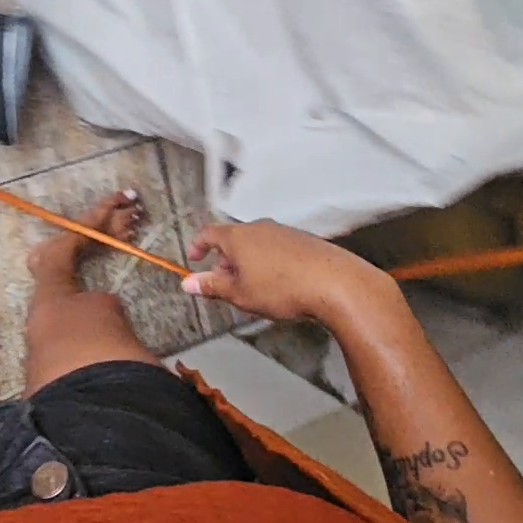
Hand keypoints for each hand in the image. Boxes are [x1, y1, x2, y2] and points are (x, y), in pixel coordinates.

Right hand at [182, 219, 400, 323]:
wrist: (335, 283)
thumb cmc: (283, 288)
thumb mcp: (239, 294)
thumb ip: (211, 286)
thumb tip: (188, 283)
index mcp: (238, 237)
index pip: (208, 233)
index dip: (198, 246)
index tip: (195, 258)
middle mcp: (259, 228)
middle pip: (233, 240)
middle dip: (225, 262)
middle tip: (225, 284)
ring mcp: (283, 232)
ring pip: (256, 244)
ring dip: (248, 263)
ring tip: (253, 288)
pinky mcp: (303, 240)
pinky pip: (276, 248)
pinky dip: (268, 262)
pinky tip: (279, 284)